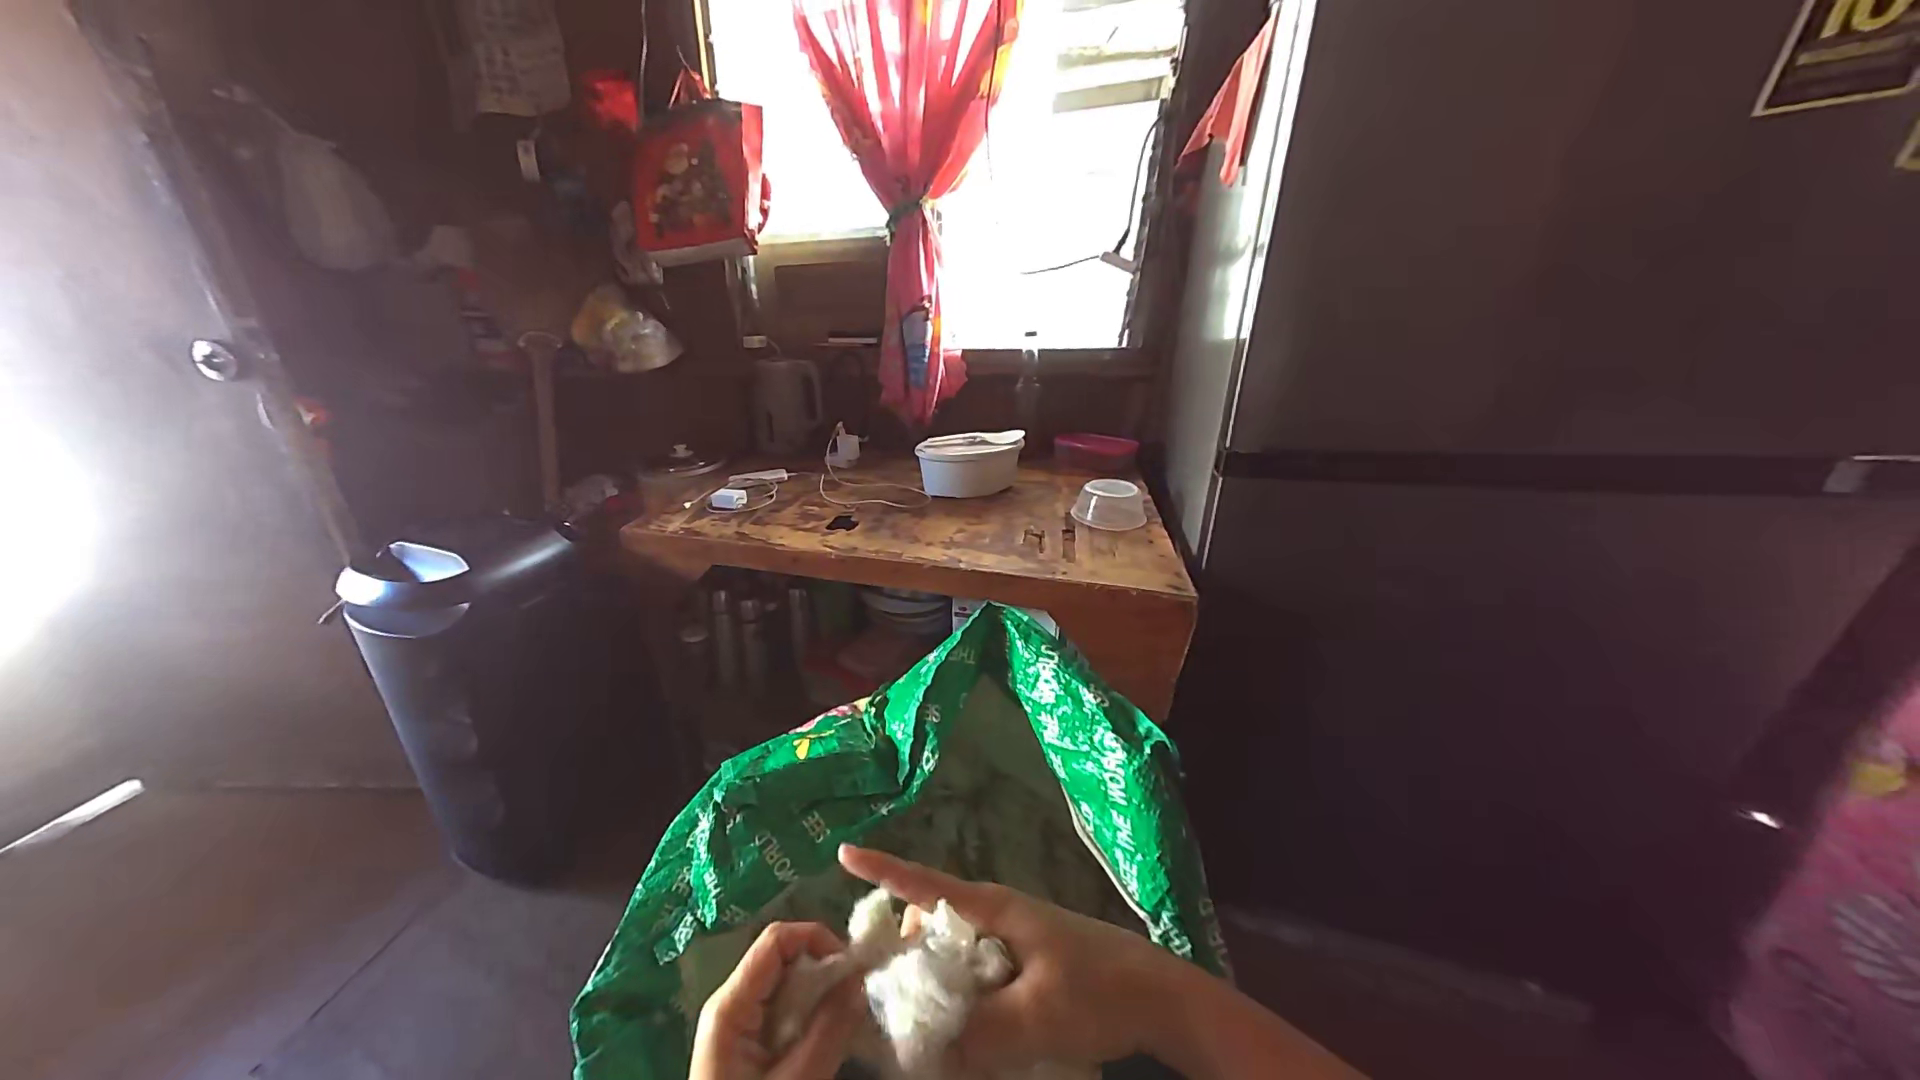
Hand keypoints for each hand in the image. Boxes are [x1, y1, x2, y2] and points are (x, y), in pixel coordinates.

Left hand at [690, 921, 865, 1079]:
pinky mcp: (747, 1045)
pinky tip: (829, 1035)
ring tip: (848, 1015)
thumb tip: (860, 977)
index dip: (817, 939)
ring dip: (821, 992)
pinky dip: (811, 1013)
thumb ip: (829, 1028)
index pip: (777, 939)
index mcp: (731, 1005)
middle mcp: (731, 1003)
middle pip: (783, 957)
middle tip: (858, 993)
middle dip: (824, 968)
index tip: (853, 967)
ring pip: (787, 983)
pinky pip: (784, 1010)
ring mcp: (737, 1024)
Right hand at [838, 844, 1185, 1070]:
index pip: (926, 881)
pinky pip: (976, 969)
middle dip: (906, 952)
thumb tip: (918, 1044)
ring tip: (931, 1022)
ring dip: (936, 978)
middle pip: (931, 921)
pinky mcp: (1023, 960)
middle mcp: (996, 914)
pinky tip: (965, 1028)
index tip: (844, 853)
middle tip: (895, 998)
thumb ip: (976, 1031)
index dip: (884, 868)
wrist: (1157, 993)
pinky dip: (962, 992)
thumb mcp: (1035, 1016)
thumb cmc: (1096, 988)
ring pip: (953, 949)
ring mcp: (1011, 936)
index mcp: (993, 907)